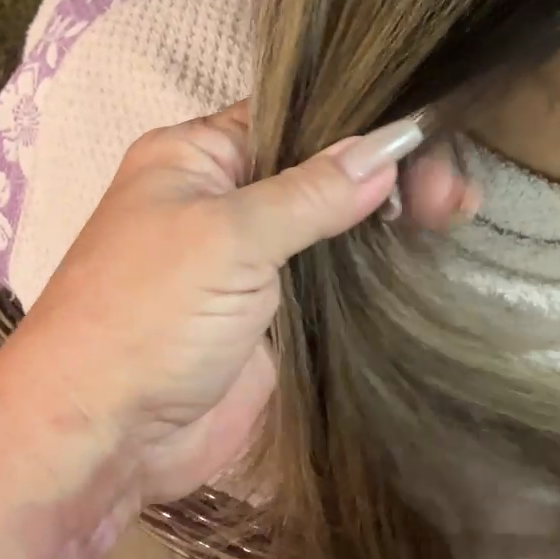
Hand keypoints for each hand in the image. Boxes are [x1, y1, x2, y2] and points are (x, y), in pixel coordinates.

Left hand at [0, 102, 477, 504]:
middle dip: (390, 170)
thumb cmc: (146, 318)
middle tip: (450, 193)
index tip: (424, 137)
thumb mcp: (226, 239)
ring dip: (395, 209)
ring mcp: (259, 254)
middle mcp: (232, 195)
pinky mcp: (283, 307)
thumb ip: (311, 193)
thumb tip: (388, 148)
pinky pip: (341, 268)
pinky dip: (383, 255)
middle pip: (327, 165)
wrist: (103, 443)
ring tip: (456, 208)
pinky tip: (429, 242)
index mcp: (200, 156)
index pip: (297, 115)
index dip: (361, 122)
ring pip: (340, 216)